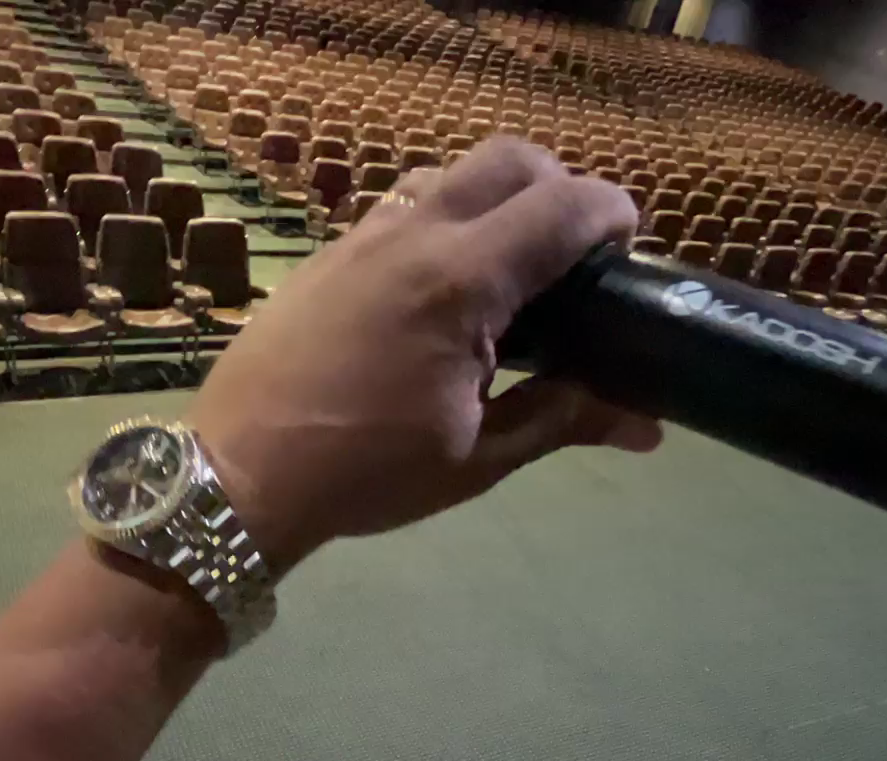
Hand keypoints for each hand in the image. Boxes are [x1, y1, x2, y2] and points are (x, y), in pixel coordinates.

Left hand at [187, 138, 661, 570]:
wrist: (241, 476)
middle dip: (555, 187)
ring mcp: (357, 240)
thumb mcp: (474, 458)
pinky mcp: (321, 258)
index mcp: (460, 283)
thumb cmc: (364, 475)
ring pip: (443, 178)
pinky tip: (429, 293)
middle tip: (566, 253)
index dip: (612, 214)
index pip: (563, 207)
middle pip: (506, 160)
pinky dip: (435, 225)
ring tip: (499, 273)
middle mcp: (410, 236)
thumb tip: (645, 425)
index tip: (626, 247)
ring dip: (490, 202)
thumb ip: (562, 419)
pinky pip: (394, 211)